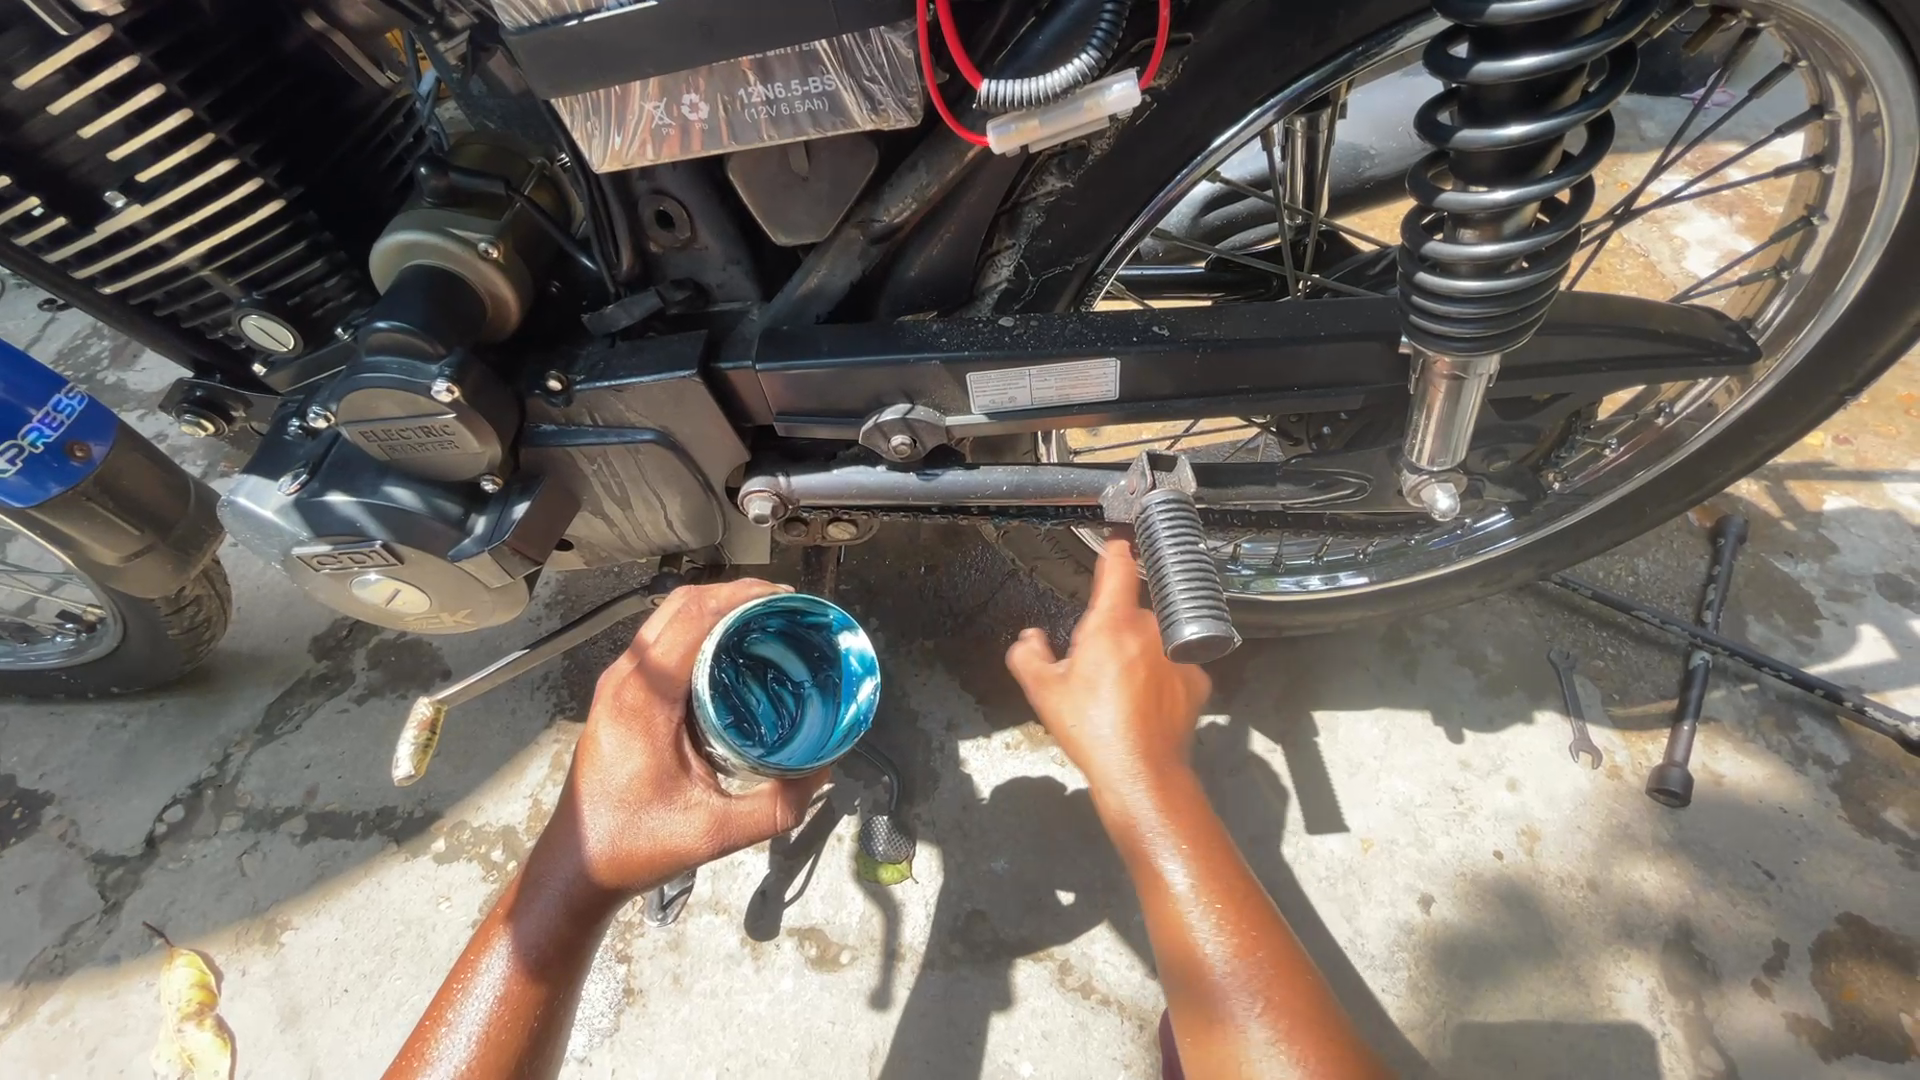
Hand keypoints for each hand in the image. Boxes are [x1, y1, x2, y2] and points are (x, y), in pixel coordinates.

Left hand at [530, 579, 827, 908]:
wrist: (574, 867)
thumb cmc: (636, 845)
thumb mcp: (715, 833)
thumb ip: (777, 806)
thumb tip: (824, 770)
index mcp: (645, 696)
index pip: (695, 616)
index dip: (743, 595)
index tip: (786, 599)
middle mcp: (626, 676)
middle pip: (681, 603)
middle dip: (734, 592)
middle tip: (782, 605)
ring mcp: (618, 681)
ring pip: (668, 615)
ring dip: (715, 605)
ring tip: (762, 618)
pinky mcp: (619, 691)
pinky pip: (661, 637)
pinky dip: (698, 626)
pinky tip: (729, 648)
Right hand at [1005, 539, 1212, 802]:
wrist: (1140, 772)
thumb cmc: (1089, 727)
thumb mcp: (1043, 692)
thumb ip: (1027, 656)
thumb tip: (1028, 639)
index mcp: (1111, 623)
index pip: (1117, 569)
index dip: (1115, 552)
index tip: (1118, 543)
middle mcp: (1150, 629)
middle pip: (1130, 613)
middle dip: (1115, 629)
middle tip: (1097, 663)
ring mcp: (1177, 653)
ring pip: (1153, 639)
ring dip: (1140, 651)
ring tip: (1122, 689)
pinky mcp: (1197, 679)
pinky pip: (1174, 665)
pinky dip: (1162, 675)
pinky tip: (1147, 702)